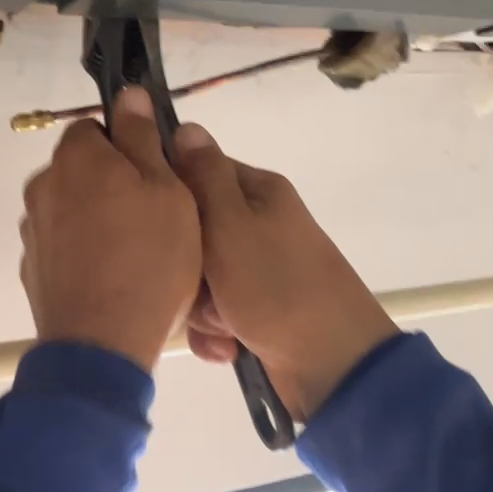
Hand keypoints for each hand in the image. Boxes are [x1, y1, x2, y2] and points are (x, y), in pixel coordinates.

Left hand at [19, 87, 202, 370]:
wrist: (102, 344)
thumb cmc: (149, 258)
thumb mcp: (167, 189)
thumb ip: (143, 137)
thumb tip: (128, 93)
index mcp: (74, 157)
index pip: (96, 128)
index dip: (129, 147)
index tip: (155, 176)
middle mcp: (42, 185)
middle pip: (82, 168)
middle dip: (113, 183)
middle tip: (155, 217)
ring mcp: (32, 229)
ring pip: (73, 207)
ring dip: (97, 218)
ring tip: (135, 254)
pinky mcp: (32, 268)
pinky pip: (63, 244)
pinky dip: (83, 251)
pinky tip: (110, 278)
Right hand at [171, 124, 398, 420]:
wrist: (334, 367)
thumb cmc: (276, 286)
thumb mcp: (231, 224)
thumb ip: (204, 176)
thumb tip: (187, 124)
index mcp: (257, 192)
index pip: (195, 172)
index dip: (172, 197)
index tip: (158, 224)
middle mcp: (258, 225)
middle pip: (192, 231)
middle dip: (187, 265)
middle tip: (200, 284)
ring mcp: (259, 270)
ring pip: (198, 276)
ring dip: (202, 305)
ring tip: (223, 321)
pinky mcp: (257, 311)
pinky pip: (215, 312)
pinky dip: (217, 331)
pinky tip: (227, 346)